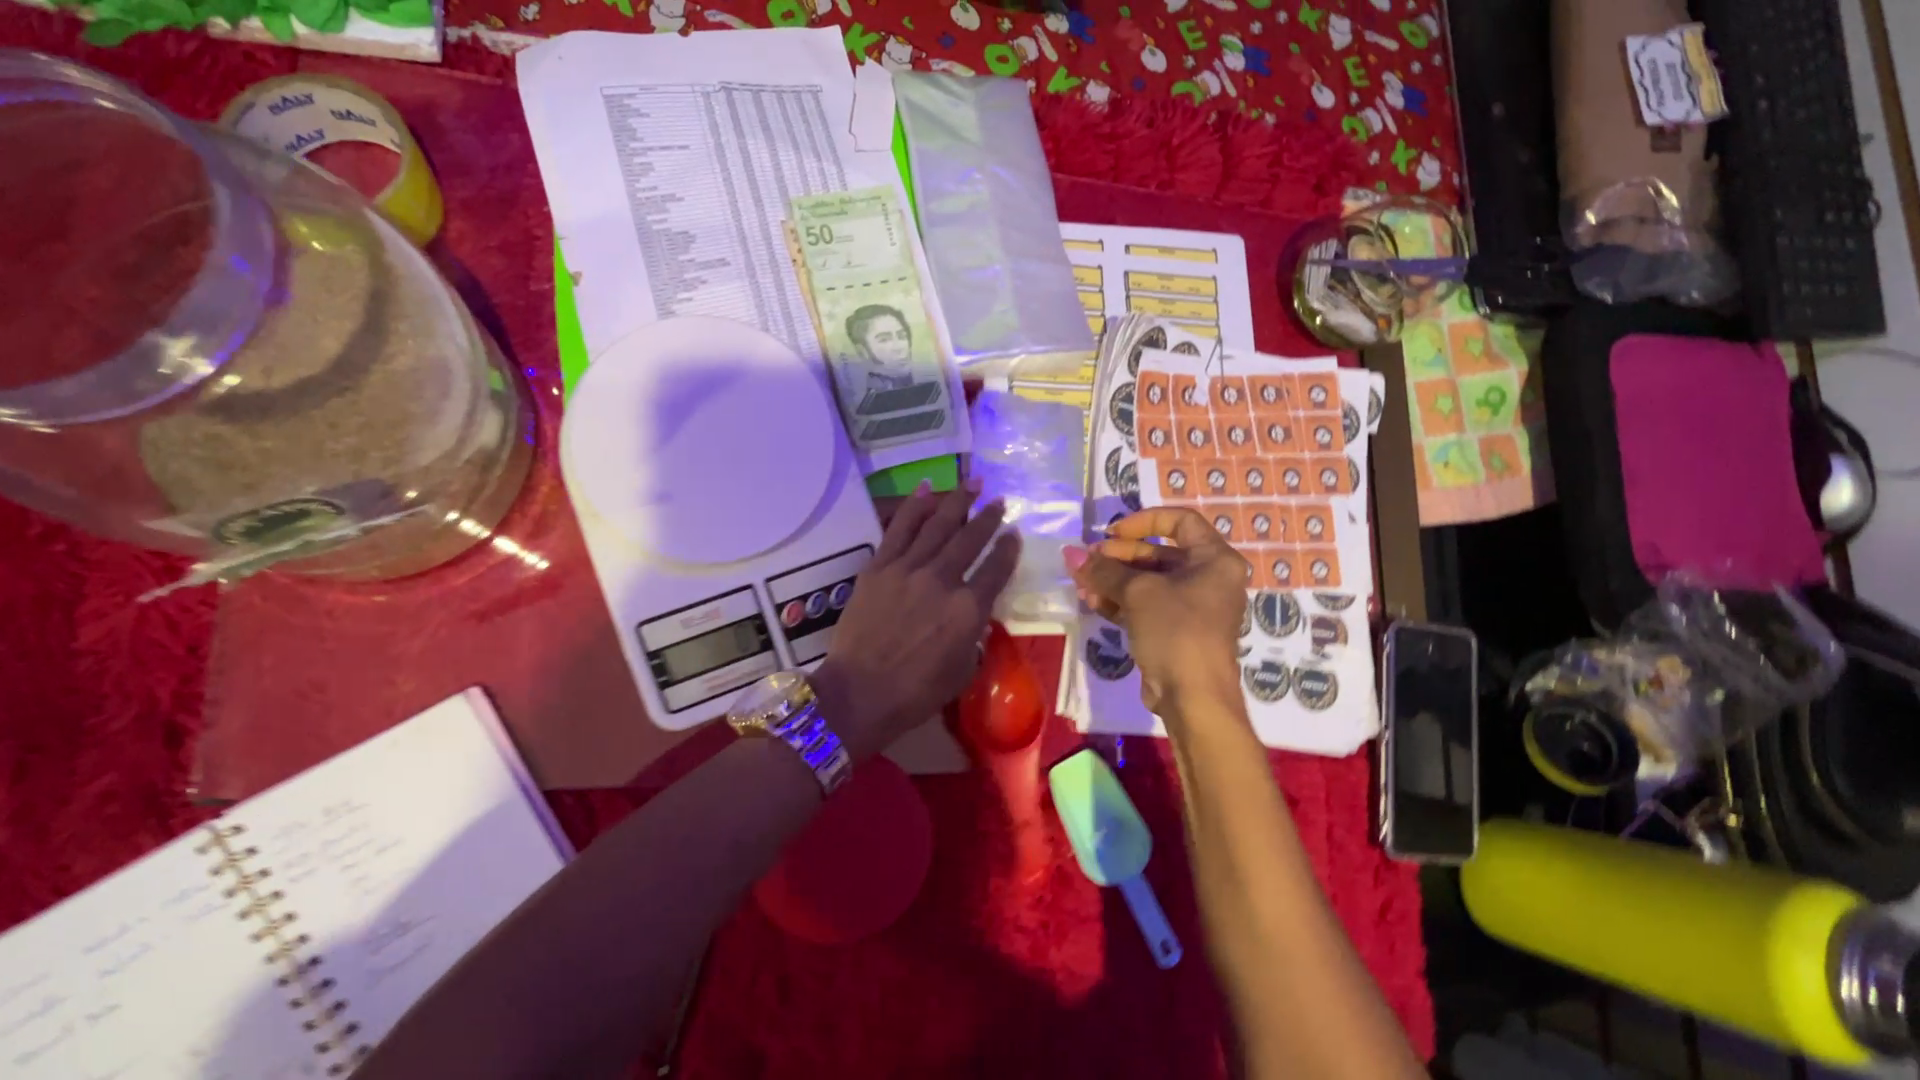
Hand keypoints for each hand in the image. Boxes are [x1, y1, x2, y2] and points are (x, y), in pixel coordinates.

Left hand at [814, 481, 1021, 762]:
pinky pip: (900, 529)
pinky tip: (927, 489)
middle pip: (970, 539)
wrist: (859, 692)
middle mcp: (942, 580)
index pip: (996, 570)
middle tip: (999, 500)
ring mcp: (908, 569)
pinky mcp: (879, 567)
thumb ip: (973, 637)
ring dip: (957, 501)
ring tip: (973, 483)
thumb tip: (972, 618)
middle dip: (988, 517)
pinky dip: (915, 507)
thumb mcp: (962, 671)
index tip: (1015, 534)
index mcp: (968, 610)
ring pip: (938, 525)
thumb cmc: (915, 693)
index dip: (1008, 550)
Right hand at [1065, 508, 1247, 716]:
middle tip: (1088, 561)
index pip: (1181, 521)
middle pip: (1159, 553)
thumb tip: (1071, 553)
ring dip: (1113, 580)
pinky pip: (1145, 606)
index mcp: (1215, 559)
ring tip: (1083, 584)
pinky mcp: (1174, 631)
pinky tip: (1092, 602)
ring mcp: (1192, 607)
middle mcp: (1208, 579)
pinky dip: (1120, 601)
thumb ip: (1104, 570)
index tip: (1111, 533)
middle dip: (1119, 556)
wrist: (1193, 696)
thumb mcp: (1138, 593)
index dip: (1143, 521)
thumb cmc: (1176, 630)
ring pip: (1148, 582)